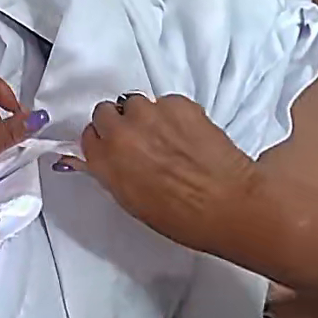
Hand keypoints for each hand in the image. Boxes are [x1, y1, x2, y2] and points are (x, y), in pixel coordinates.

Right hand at [57, 94, 258, 253]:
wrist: (228, 203)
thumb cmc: (183, 217)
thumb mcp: (134, 202)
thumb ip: (114, 174)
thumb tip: (110, 160)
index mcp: (105, 163)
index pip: (89, 136)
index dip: (104, 139)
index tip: (114, 144)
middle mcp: (121, 134)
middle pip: (106, 111)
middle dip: (120, 122)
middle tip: (140, 138)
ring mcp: (149, 114)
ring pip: (136, 102)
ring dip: (147, 115)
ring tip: (168, 136)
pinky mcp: (177, 103)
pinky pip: (167, 101)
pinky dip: (175, 113)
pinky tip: (189, 134)